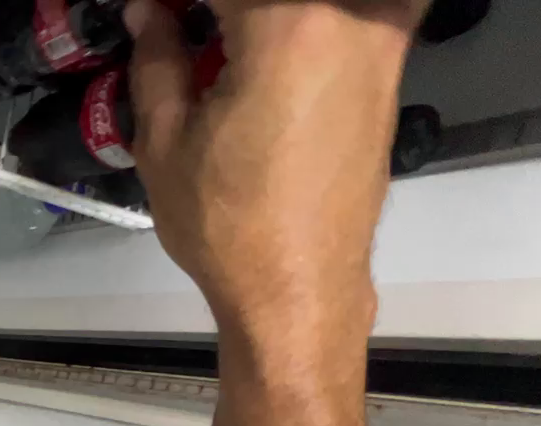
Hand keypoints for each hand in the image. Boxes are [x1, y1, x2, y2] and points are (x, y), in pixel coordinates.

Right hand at [125, 0, 425, 345]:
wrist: (298, 282)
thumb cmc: (224, 225)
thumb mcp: (165, 147)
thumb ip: (156, 62)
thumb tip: (147, 12)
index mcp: (288, 24)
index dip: (176, 2)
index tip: (154, 15)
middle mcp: (351, 11)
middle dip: (214, 12)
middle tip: (178, 32)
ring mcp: (383, 31)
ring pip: (305, 10)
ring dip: (254, 26)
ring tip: (215, 56)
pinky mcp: (392, 58)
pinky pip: (342, 18)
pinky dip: (295, 32)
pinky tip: (253, 64)